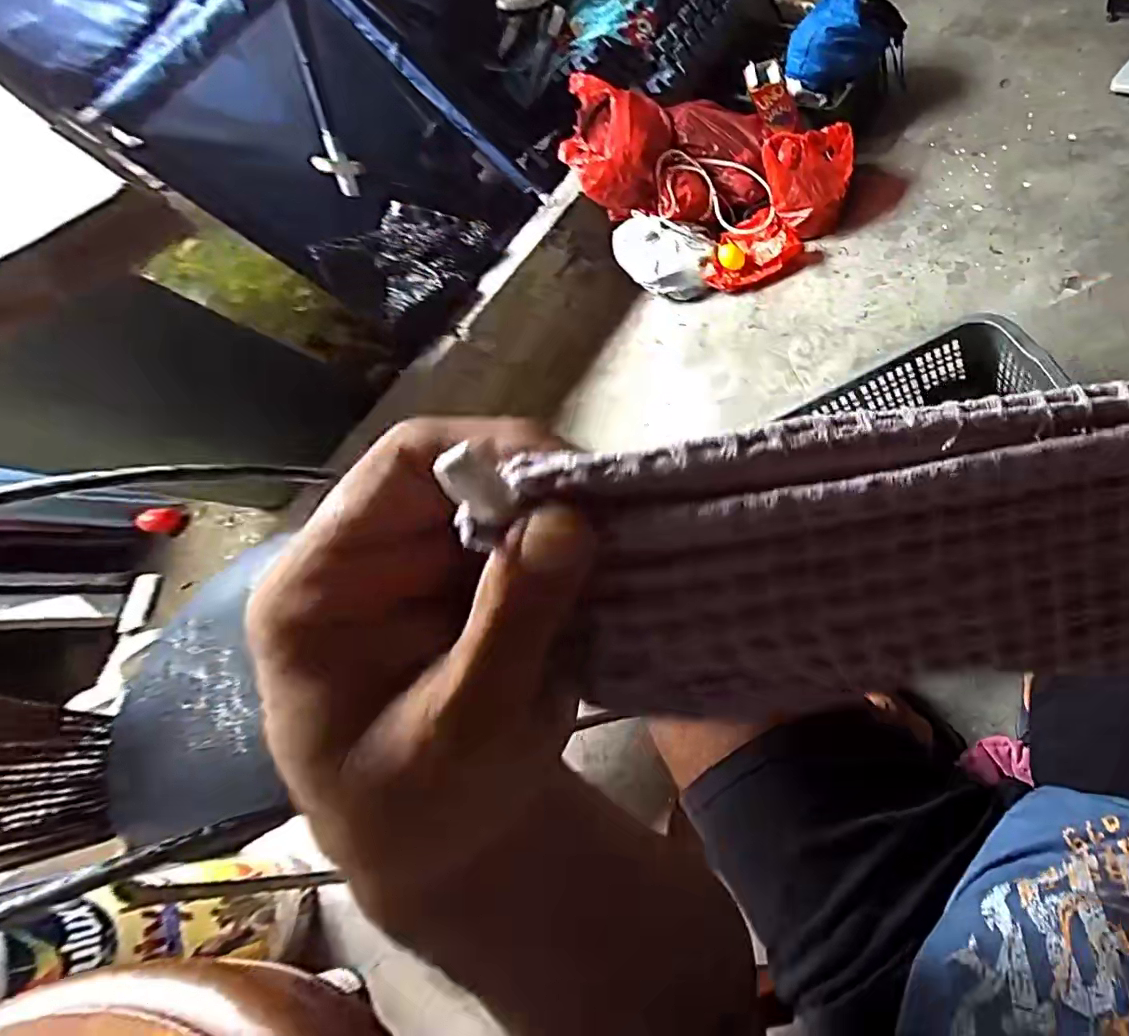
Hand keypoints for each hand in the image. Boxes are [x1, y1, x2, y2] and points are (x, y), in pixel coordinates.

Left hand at [247, 418, 595, 914]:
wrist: (451, 838)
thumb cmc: (429, 801)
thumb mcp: (468, 724)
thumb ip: (511, 622)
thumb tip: (569, 517)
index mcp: (332, 580)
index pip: (408, 463)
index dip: (499, 452)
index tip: (584, 487)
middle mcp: (385, 555)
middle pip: (473, 471)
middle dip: (555, 488)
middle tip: (626, 518)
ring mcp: (443, 569)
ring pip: (520, 501)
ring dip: (581, 515)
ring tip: (633, 543)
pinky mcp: (492, 586)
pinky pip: (547, 538)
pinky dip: (591, 545)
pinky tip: (621, 567)